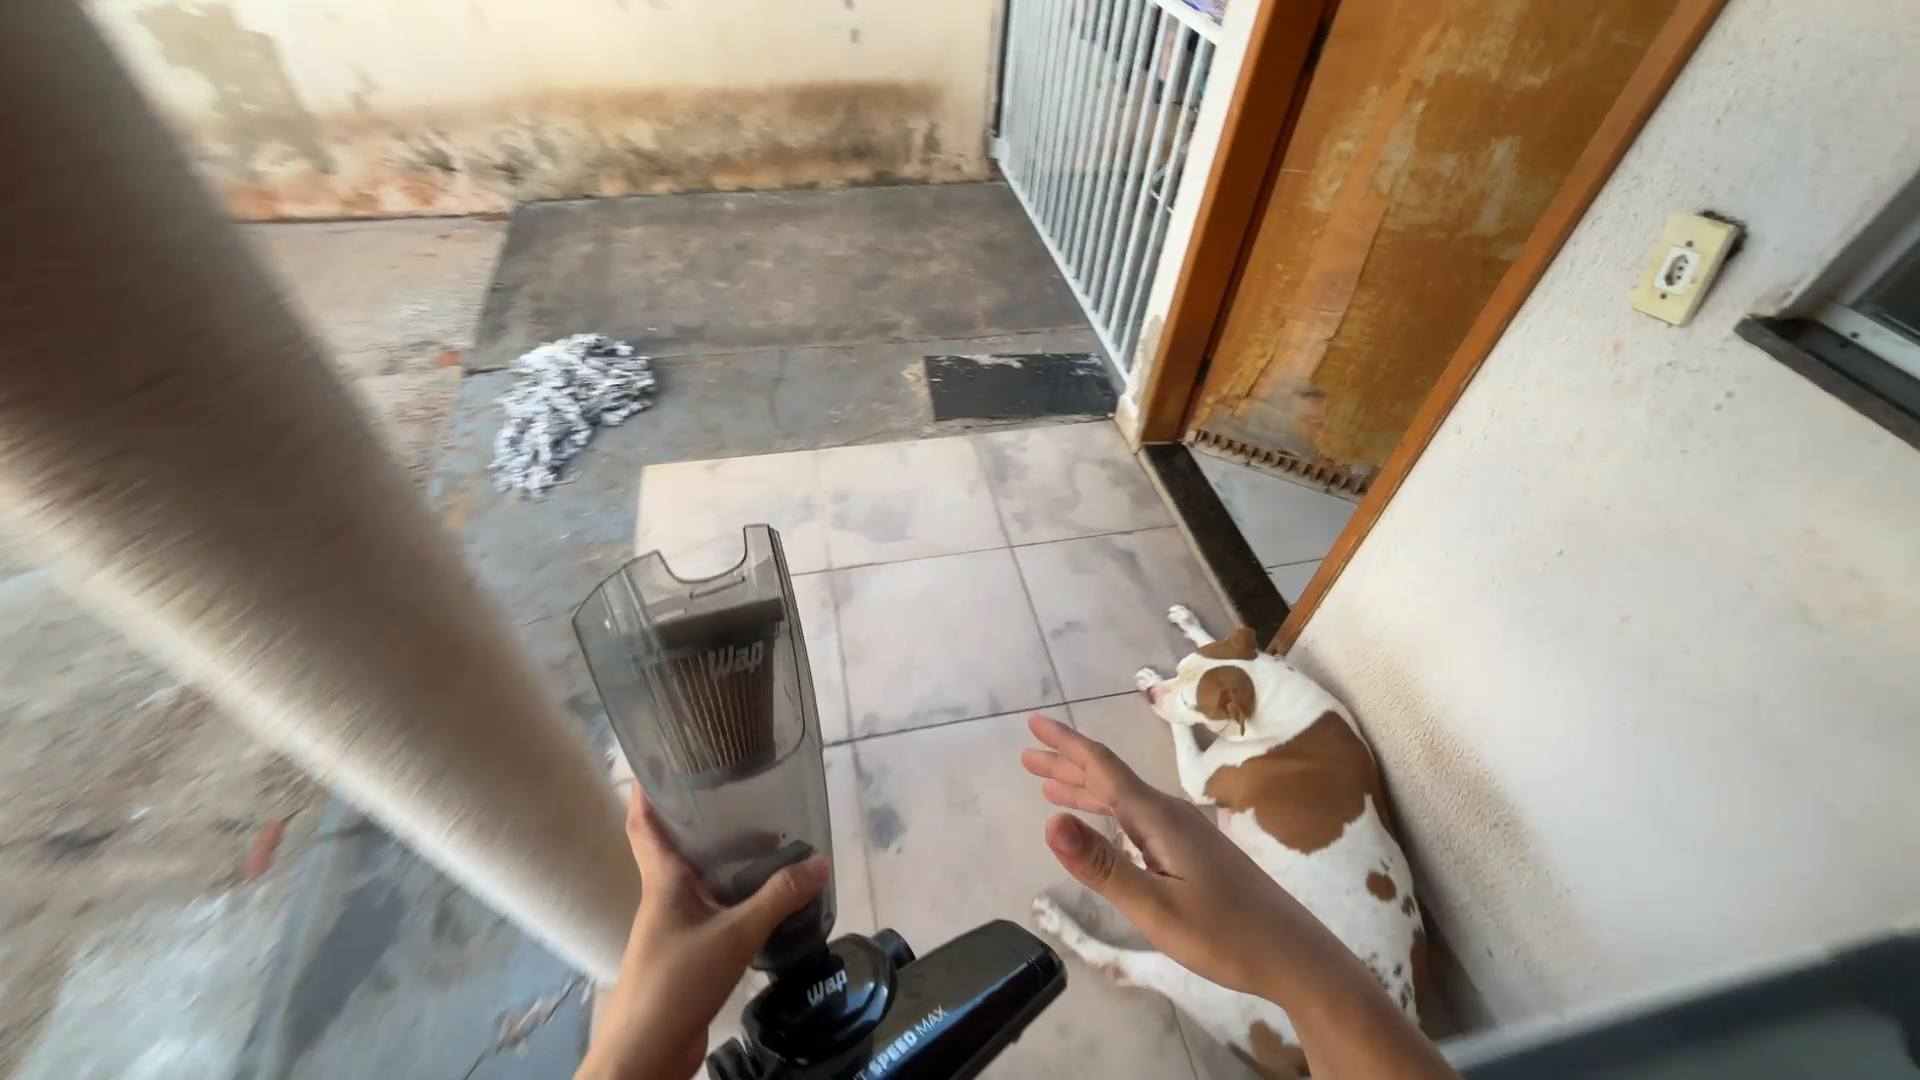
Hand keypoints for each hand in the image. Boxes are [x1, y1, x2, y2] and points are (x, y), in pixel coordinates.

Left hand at [578, 787, 829, 1079]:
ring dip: (730, 861)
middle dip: (710, 822)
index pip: (644, 824)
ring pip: (702, 879)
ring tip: (772, 847)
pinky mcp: (687, 953)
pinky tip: (765, 901)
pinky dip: (736, 897)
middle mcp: (665, 896)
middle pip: (681, 846)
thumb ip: (778, 898)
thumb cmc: (676, 981)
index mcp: (664, 880)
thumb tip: (821, 863)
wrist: (646, 1056)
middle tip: (746, 798)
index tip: (654, 760)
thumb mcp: (735, 934)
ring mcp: (674, 926)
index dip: (646, 792)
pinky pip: (714, 910)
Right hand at [1022, 714, 1461, 1079]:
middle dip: (1066, 763)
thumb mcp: (1156, 908)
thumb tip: (1049, 822)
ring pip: (1121, 797)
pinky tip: (1097, 822)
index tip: (1033, 724)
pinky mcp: (1189, 849)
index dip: (1066, 744)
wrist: (1295, 957)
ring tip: (1046, 783)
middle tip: (1026, 753)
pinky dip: (1105, 811)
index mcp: (1158, 818)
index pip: (1103, 768)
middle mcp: (1168, 813)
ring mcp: (1181, 830)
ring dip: (1082, 787)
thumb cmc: (1225, 935)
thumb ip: (1102, 866)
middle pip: (1109, 777)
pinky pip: (1134, 817)